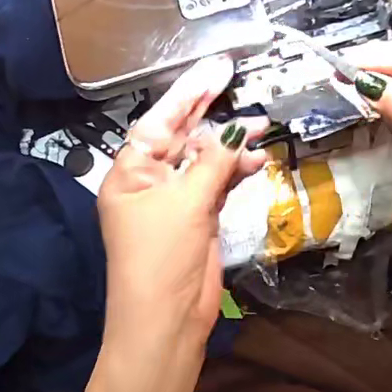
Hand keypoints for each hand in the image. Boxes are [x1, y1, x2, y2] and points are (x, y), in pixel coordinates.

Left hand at [97, 56, 266, 357]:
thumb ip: (212, 163)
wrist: (166, 321)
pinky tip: (257, 160)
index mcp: (129, 173)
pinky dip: (236, 172)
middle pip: (181, 137)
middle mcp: (148, 183)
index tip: (217, 69)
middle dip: (210, 112)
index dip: (188, 94)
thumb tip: (235, 131)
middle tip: (238, 81)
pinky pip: (217, 185)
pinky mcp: (196, 219)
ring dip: (230, 145)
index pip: (158, 122)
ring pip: (203, 161)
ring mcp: (174, 202)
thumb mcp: (186, 204)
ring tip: (261, 126)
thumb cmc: (161, 258)